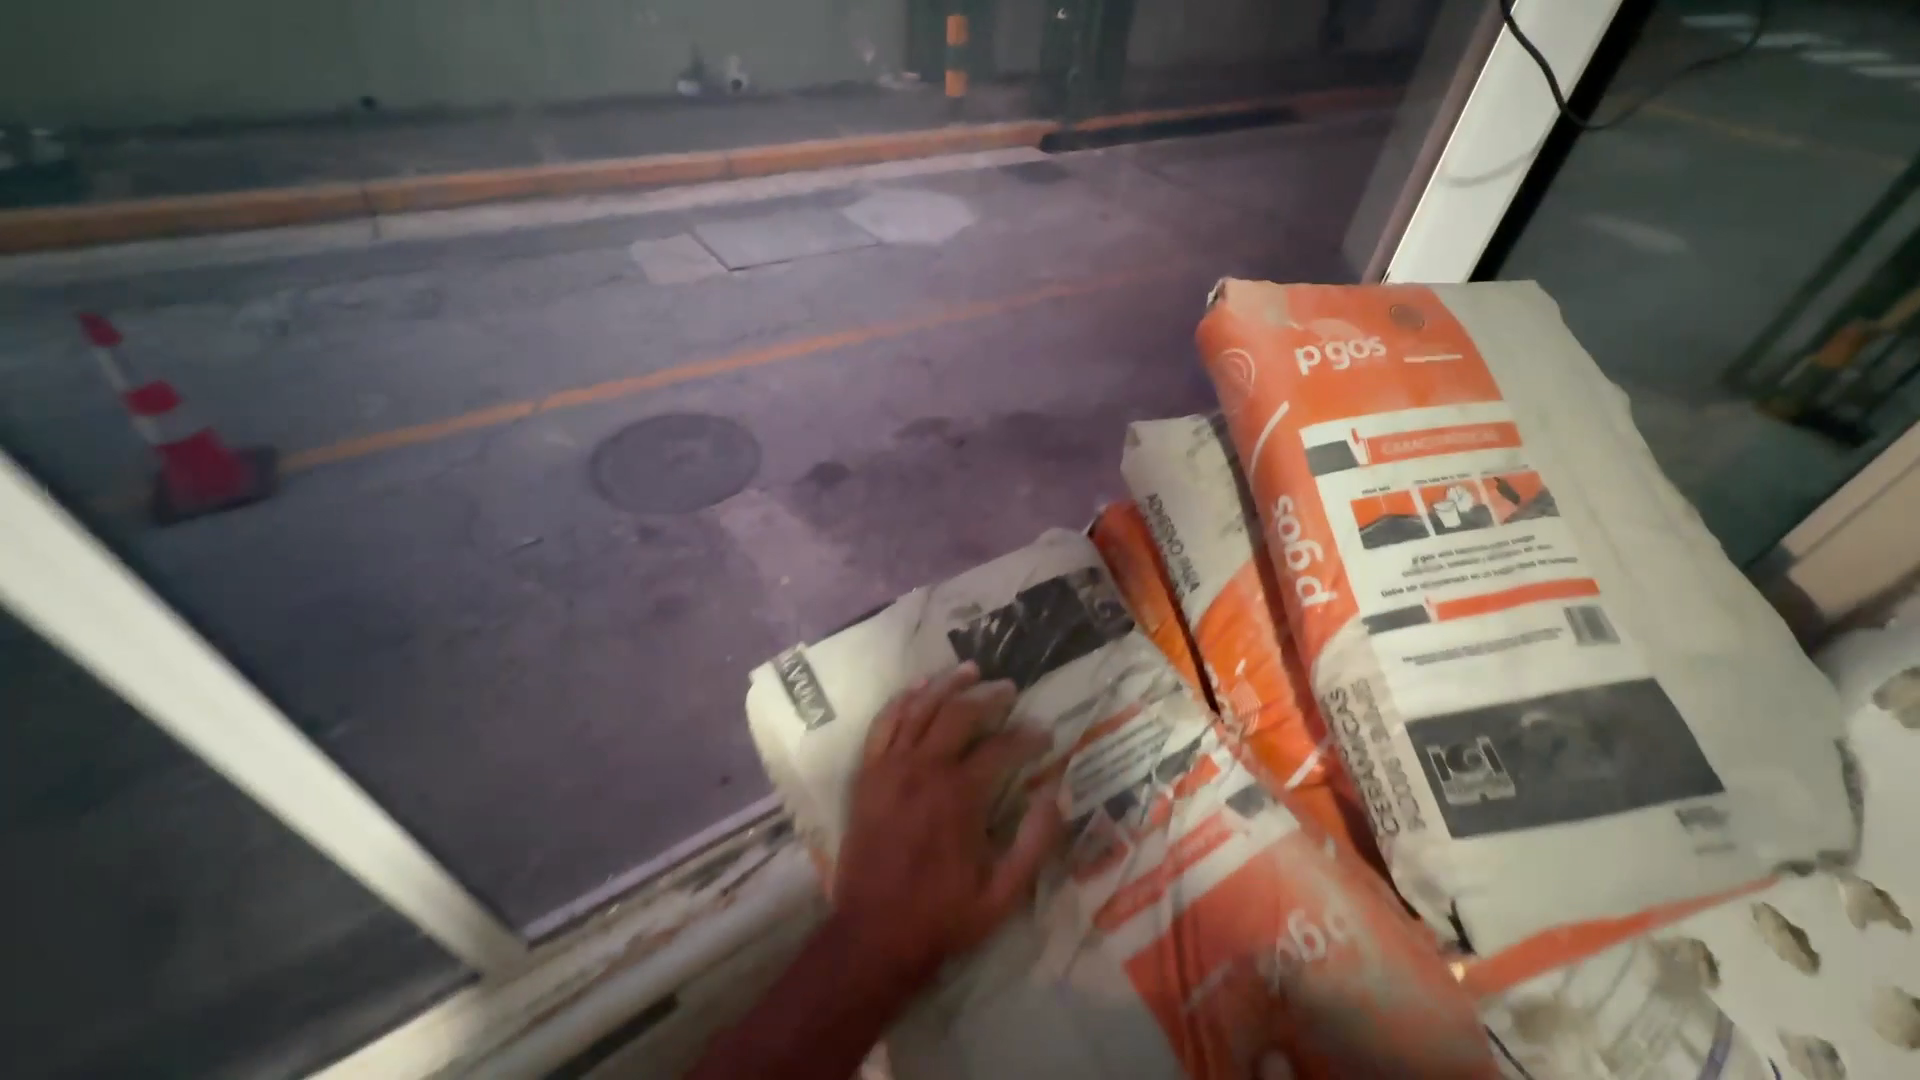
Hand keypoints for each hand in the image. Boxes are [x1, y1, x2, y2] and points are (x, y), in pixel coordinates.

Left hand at [831, 662, 1064, 990]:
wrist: (873, 935)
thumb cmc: (942, 916)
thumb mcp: (1004, 894)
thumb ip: (1036, 842)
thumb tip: (1057, 794)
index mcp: (960, 797)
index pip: (1002, 749)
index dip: (1029, 738)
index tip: (1045, 735)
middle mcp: (924, 770)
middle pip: (959, 715)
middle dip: (989, 697)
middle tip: (1010, 689)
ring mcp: (890, 769)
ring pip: (919, 709)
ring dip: (946, 685)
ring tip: (969, 670)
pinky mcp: (867, 776)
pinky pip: (883, 725)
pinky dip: (901, 701)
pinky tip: (917, 689)